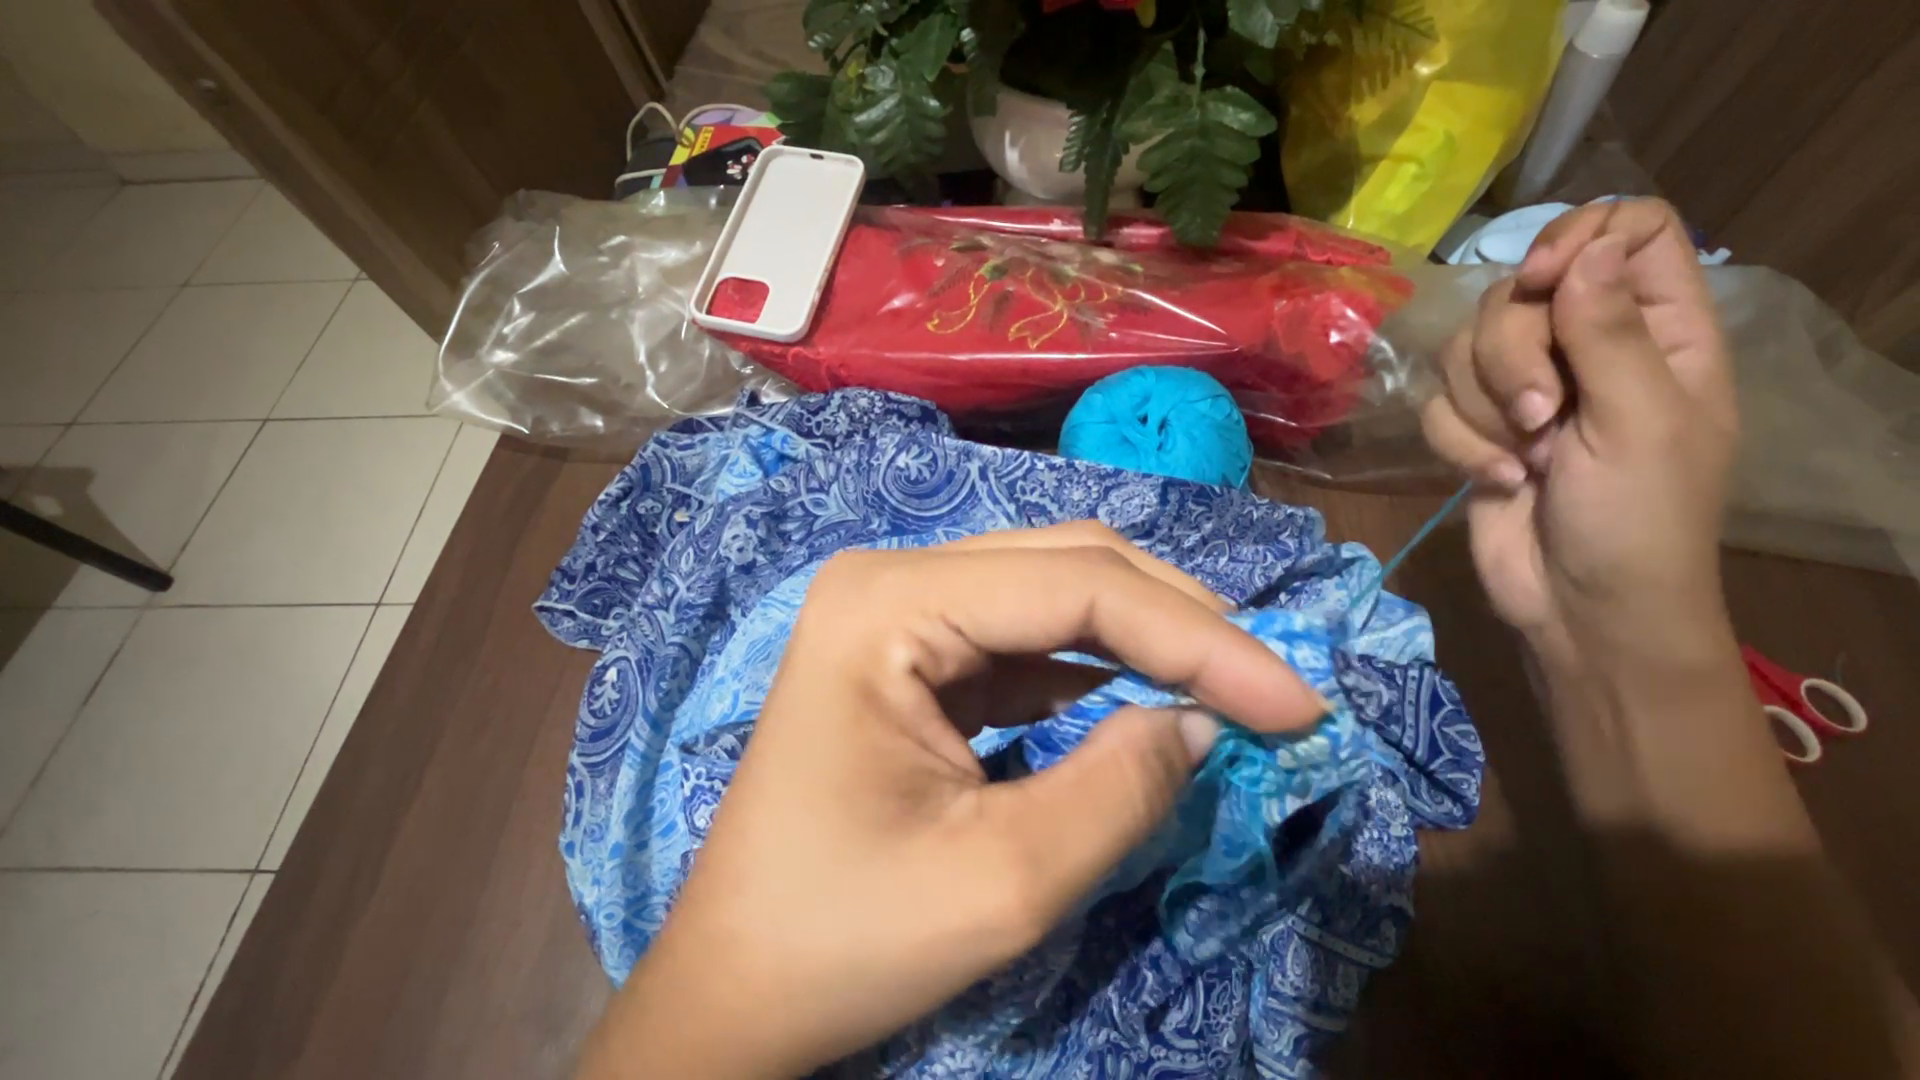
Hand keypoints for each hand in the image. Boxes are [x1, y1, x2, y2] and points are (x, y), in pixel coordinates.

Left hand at [575, 522, 1324, 1079]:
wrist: (736, 986)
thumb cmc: (844, 939)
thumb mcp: (1004, 882)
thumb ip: (1122, 789)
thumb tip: (1204, 721)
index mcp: (888, 604)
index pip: (1076, 587)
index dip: (1201, 639)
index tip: (1299, 704)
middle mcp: (891, 580)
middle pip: (1068, 565)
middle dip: (1180, 623)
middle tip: (1273, 692)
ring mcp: (898, 611)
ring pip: (1055, 590)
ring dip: (1148, 636)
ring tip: (1232, 689)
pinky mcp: (914, 653)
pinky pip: (1028, 638)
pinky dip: (1101, 664)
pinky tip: (1152, 695)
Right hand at [1420, 199, 1739, 664]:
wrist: (1577, 606)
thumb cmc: (1637, 520)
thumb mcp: (1641, 422)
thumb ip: (1610, 331)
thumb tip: (1585, 249)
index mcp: (1659, 332)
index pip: (1627, 232)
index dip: (1577, 240)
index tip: (1541, 284)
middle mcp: (1587, 348)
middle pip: (1521, 290)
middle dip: (1513, 355)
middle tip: (1542, 415)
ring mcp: (1525, 389)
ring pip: (1467, 346)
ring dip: (1483, 407)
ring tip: (1523, 457)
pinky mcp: (1474, 428)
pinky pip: (1438, 403)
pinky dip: (1459, 444)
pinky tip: (1499, 480)